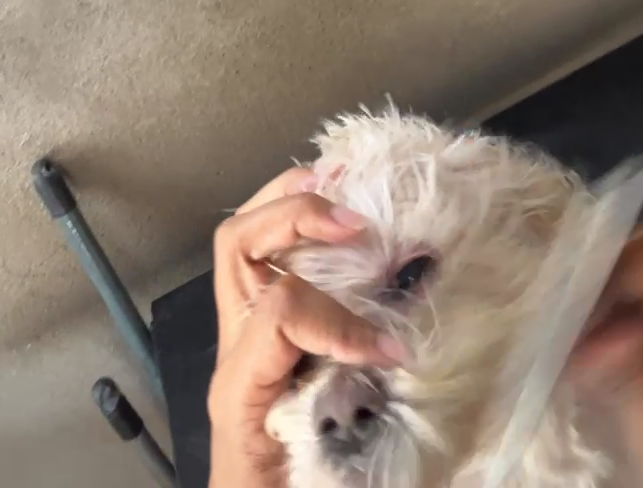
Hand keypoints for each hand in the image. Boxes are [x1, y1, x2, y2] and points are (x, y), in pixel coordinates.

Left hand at [208, 167, 405, 487]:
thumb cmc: (280, 487)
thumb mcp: (321, 468)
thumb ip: (363, 429)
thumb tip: (409, 364)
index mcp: (241, 385)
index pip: (278, 316)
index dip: (338, 321)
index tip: (390, 349)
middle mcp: (233, 345)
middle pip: (238, 245)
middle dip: (296, 217)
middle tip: (354, 222)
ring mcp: (241, 327)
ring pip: (243, 236)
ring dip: (291, 201)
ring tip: (341, 185)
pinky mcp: (258, 322)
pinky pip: (264, 254)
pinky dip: (298, 222)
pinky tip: (335, 212)